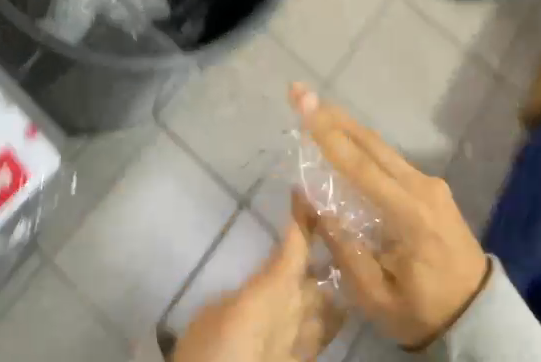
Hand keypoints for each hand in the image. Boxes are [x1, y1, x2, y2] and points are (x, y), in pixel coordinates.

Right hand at [172, 212, 345, 361]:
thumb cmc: (207, 353)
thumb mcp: (214, 314)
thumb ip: (243, 295)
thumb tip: (255, 290)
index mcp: (276, 290)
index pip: (298, 247)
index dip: (302, 219)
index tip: (301, 194)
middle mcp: (299, 313)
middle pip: (325, 276)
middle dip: (325, 252)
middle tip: (318, 229)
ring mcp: (306, 341)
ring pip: (332, 306)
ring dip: (329, 286)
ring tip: (322, 272)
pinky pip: (324, 333)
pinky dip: (325, 316)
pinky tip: (314, 313)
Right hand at [290, 83, 489, 349]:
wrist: (479, 317)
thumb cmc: (425, 312)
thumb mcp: (378, 297)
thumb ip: (346, 251)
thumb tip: (318, 208)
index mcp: (410, 215)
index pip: (361, 167)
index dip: (328, 134)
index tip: (305, 104)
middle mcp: (423, 188)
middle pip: (371, 144)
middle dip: (333, 116)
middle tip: (300, 92)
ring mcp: (431, 185)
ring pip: (381, 148)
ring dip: (346, 128)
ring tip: (314, 111)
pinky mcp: (432, 189)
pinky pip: (391, 161)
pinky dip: (362, 147)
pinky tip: (343, 143)